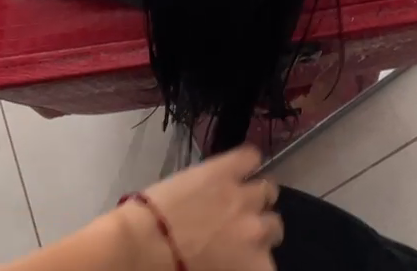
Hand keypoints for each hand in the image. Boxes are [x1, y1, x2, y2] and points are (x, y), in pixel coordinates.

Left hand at [118, 147, 281, 270]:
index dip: (256, 260)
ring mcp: (241, 196)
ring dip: (257, 196)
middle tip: (239, 229)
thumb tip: (235, 259)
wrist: (142, 245)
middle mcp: (257, 231)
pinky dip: (249, 160)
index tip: (244, 258)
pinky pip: (251, 156)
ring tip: (240, 197)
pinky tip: (241, 166)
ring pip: (267, 190)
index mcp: (254, 267)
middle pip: (274, 227)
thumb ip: (234, 265)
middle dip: (259, 228)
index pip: (270, 265)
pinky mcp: (224, 169)